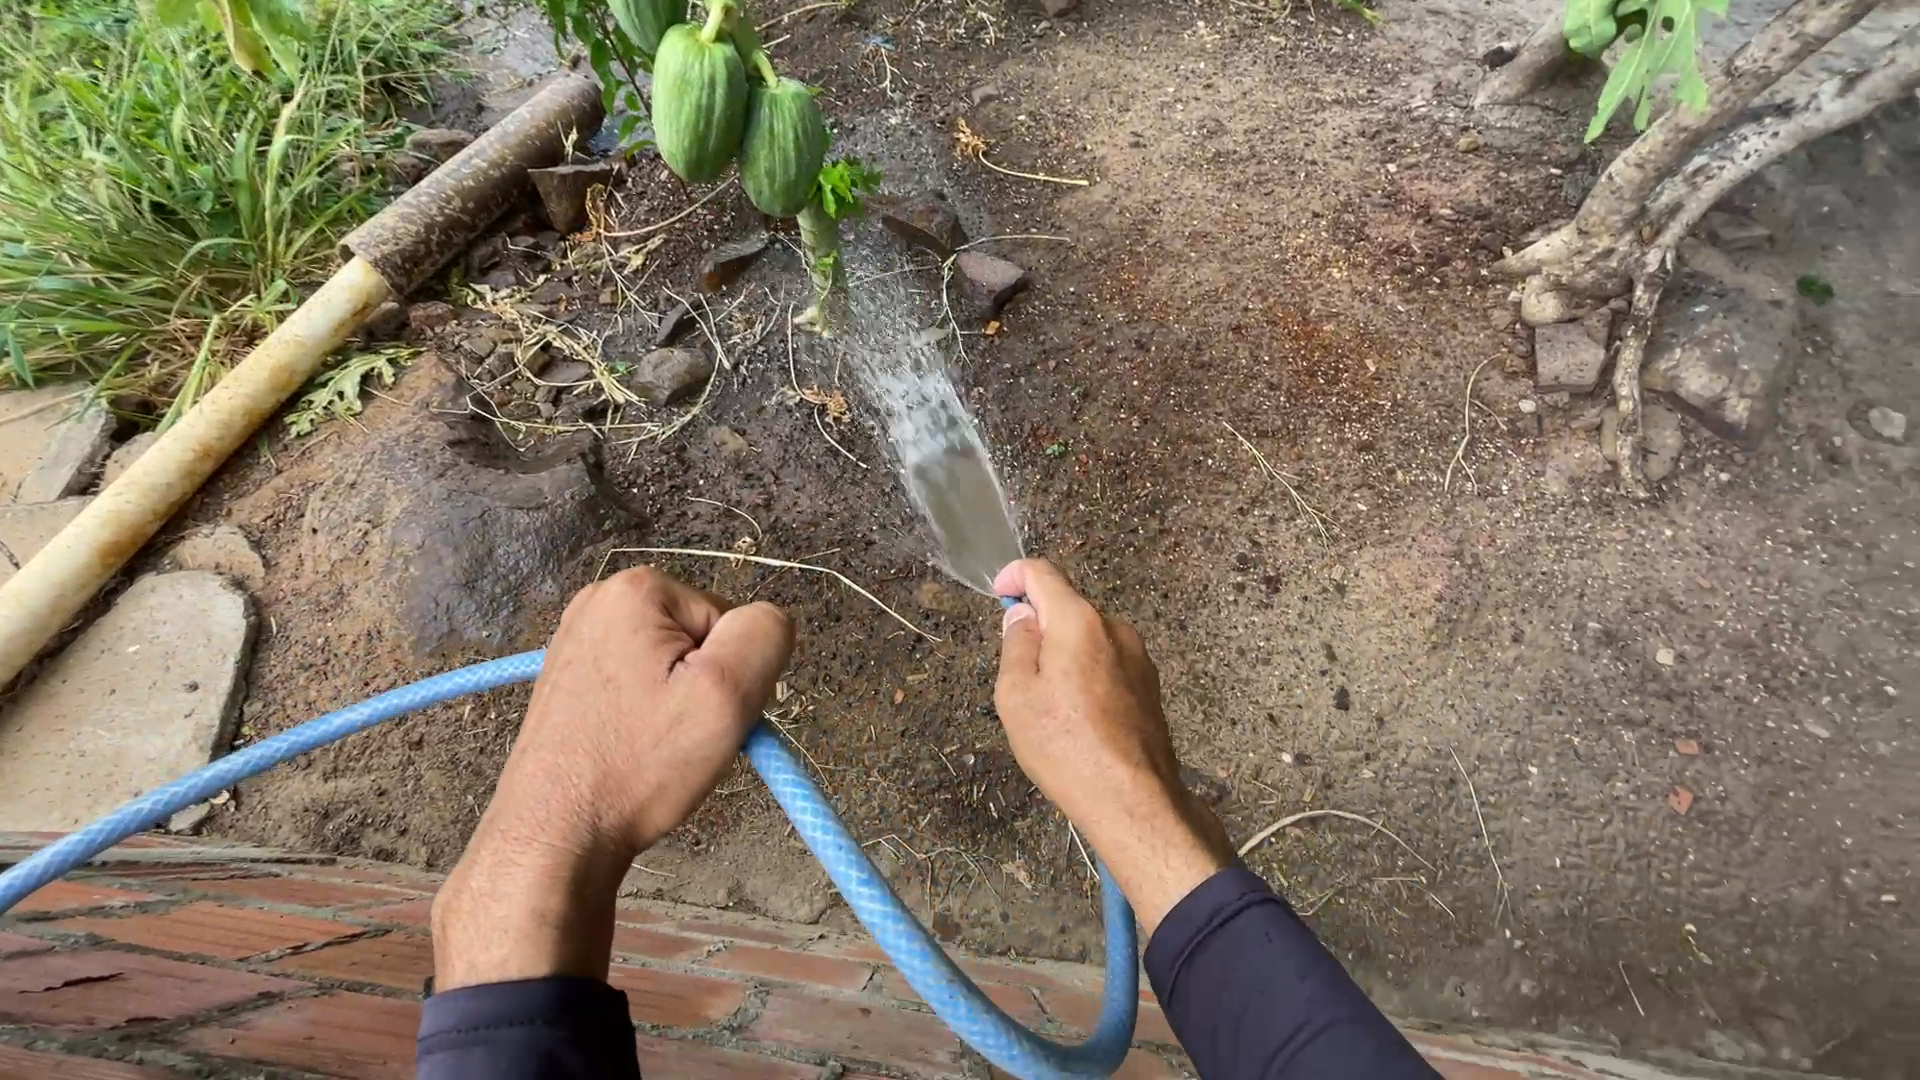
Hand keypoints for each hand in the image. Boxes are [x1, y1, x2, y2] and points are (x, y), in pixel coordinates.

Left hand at [434, 567, 792, 989]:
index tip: (700, 718)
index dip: (732, 676)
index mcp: (638, 589)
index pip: (734, 624)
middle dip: (706, 687)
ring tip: (655, 745)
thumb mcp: (725, 694)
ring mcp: (580, 636)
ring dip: (682, 703)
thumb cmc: (638, 767)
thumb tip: (767, 621)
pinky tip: (632, 744)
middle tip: (681, 736)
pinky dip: (651, 712)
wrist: (552, 838)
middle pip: (705, 638)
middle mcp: (602, 598)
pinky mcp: (572, 672)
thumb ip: (765, 635)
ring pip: (679, 663)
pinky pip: (645, 680)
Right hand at [994, 559, 1233, 934]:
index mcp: (1079, 620)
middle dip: (1038, 623)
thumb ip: (1016, 643)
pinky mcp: (1149, 684)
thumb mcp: (1017, 694)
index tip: (998, 593)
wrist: (1133, 800)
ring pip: (1087, 636)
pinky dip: (1085, 670)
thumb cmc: (1063, 745)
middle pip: (1067, 606)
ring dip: (1063, 650)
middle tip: (1017, 669)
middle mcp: (1114, 627)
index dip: (1014, 575)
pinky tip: (1079, 716)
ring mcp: (1138, 656)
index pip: (1043, 572)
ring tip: (1049, 704)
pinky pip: (1107, 660)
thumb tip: (1022, 614)